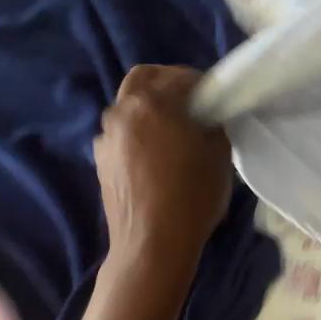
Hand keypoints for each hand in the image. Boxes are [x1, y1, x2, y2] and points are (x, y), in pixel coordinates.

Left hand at [94, 65, 232, 277]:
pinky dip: (139, 132)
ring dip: (150, 108)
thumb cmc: (193, 194)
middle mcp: (122, 112)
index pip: (181, 76)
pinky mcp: (101, 160)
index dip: (204, 84)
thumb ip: (212, 123)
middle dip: (168, 83)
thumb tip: (206, 117)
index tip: (218, 99)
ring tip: (174, 132)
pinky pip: (122, 133)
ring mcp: (106, 137)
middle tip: (192, 103)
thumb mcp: (219, 152)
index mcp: (153, 102)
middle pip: (143, 79)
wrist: (152, 243)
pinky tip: (157, 156)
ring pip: (128, 106)